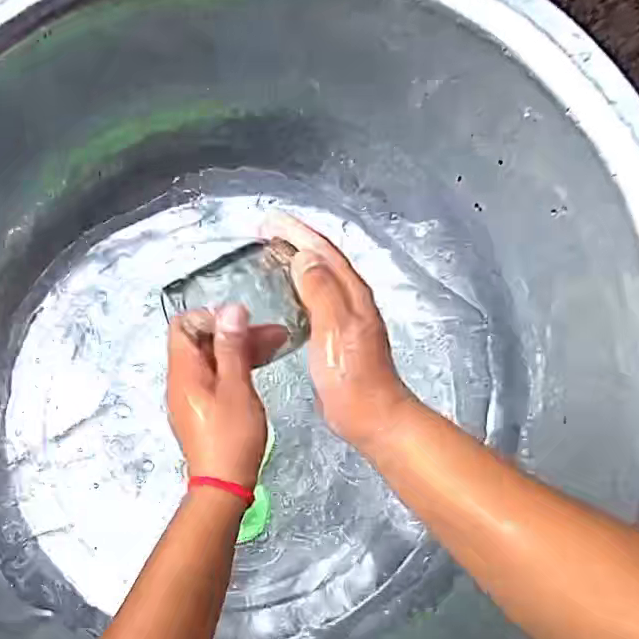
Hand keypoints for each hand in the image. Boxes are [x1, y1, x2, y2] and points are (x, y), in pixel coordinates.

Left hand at [166, 303, 272, 488]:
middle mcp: (181, 382)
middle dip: (235, 333)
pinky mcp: (202, 412)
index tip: (241, 323)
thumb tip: (229, 310)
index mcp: (183, 372)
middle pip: (201, 343)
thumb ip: (232, 347)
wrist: (223, 486)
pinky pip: (215, 380)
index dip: (212, 317)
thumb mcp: (236, 387)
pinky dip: (235, 370)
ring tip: (275, 346)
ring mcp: (191, 398)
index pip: (183, 325)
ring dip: (240, 351)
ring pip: (212, 361)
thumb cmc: (230, 440)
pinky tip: (259, 369)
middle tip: (271, 334)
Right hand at [264, 215, 418, 450]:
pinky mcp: (338, 339)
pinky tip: (288, 297)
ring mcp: (347, 320)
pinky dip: (300, 289)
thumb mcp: (334, 331)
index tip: (270, 222)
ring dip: (297, 263)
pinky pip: (317, 301)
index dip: (296, 232)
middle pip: (323, 259)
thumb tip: (304, 259)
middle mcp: (352, 302)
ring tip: (274, 257)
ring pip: (320, 278)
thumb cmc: (355, 382)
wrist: (372, 417)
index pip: (322, 251)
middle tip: (267, 233)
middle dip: (295, 241)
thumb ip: (320, 292)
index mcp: (352, 295)